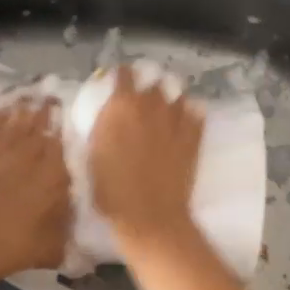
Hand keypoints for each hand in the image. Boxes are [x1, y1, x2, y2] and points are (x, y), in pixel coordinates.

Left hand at [0, 98, 70, 277]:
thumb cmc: (19, 243)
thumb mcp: (57, 247)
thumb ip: (74, 239)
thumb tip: (87, 246)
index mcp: (59, 172)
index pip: (70, 141)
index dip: (73, 127)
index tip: (78, 118)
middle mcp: (35, 151)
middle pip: (46, 121)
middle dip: (53, 108)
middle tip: (58, 98)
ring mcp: (5, 144)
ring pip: (21, 115)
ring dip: (30, 104)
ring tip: (37, 93)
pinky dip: (2, 108)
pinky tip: (8, 102)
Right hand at [88, 65, 203, 242]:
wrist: (149, 215)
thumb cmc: (111, 191)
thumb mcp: (93, 155)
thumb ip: (102, 129)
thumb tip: (107, 118)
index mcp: (121, 106)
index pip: (123, 74)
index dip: (121, 76)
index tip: (118, 81)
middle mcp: (150, 105)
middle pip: (153, 82)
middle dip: (147, 87)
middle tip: (142, 99)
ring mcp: (176, 120)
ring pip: (177, 94)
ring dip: (169, 99)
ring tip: (165, 109)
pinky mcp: (194, 137)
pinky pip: (196, 114)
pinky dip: (190, 114)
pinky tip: (186, 120)